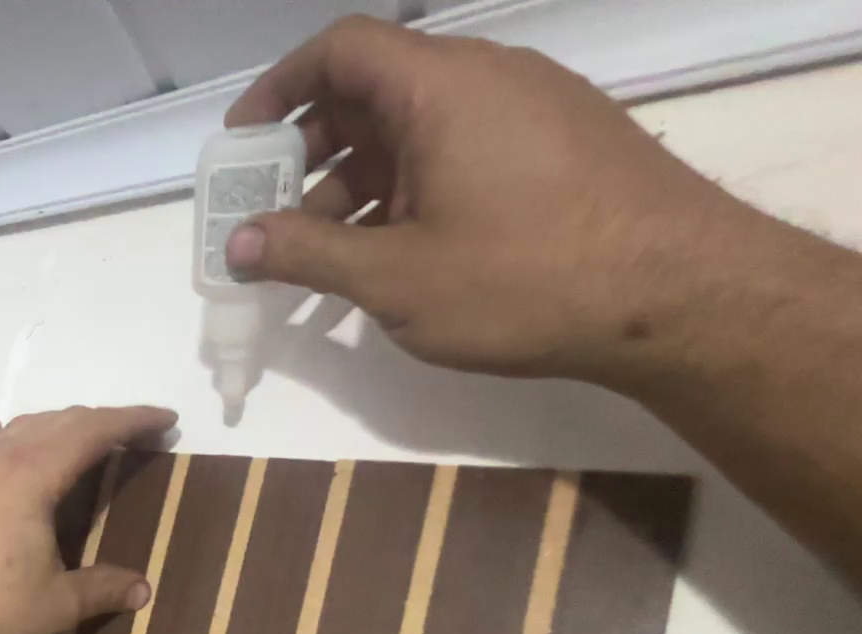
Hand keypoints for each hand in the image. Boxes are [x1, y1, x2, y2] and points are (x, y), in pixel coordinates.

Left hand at [0, 406, 177, 633]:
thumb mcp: (55, 604)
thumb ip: (102, 589)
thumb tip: (144, 589)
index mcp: (32, 476)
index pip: (92, 431)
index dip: (132, 420)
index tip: (165, 418)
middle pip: (57, 421)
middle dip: (102, 420)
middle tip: (137, 430)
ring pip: (18, 428)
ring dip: (56, 425)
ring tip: (84, 436)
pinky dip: (6, 436)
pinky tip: (3, 436)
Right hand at [223, 15, 765, 386]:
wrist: (678, 301)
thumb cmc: (522, 278)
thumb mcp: (392, 274)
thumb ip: (304, 253)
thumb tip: (235, 244)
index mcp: (442, 90)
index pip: (340, 51)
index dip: (277, 89)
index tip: (239, 146)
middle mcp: (481, 85)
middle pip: (365, 97)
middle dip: (300, 157)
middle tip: (260, 217)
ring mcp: (516, 120)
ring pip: (403, 138)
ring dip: (342, 190)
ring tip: (306, 257)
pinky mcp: (539, 157)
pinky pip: (443, 161)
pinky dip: (392, 200)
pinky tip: (371, 258)